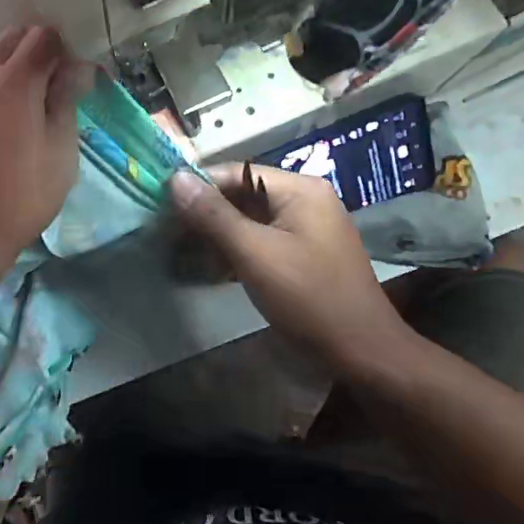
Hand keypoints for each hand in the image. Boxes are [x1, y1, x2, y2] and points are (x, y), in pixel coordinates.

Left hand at [0, 27, 86, 270]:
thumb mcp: (61, 154)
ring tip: (12, 81)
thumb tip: (75, 69)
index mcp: (16, 83)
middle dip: (32, 46)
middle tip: (47, 76)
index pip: (42, 39)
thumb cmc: (22, 198)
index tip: (69, 71)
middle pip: (7, 38)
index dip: (61, 48)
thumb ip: (66, 103)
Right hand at [170, 165, 406, 354]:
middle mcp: (305, 200)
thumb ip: (214, 215)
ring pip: (250, 219)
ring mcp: (306, 228)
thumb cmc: (309, 298)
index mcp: (299, 189)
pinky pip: (262, 240)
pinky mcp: (304, 254)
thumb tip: (176, 178)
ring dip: (217, 233)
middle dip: (204, 212)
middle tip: (165, 231)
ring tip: (179, 249)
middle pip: (243, 194)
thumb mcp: (255, 254)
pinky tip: (209, 266)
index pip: (236, 172)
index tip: (160, 204)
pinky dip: (236, 250)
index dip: (197, 185)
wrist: (363, 352)